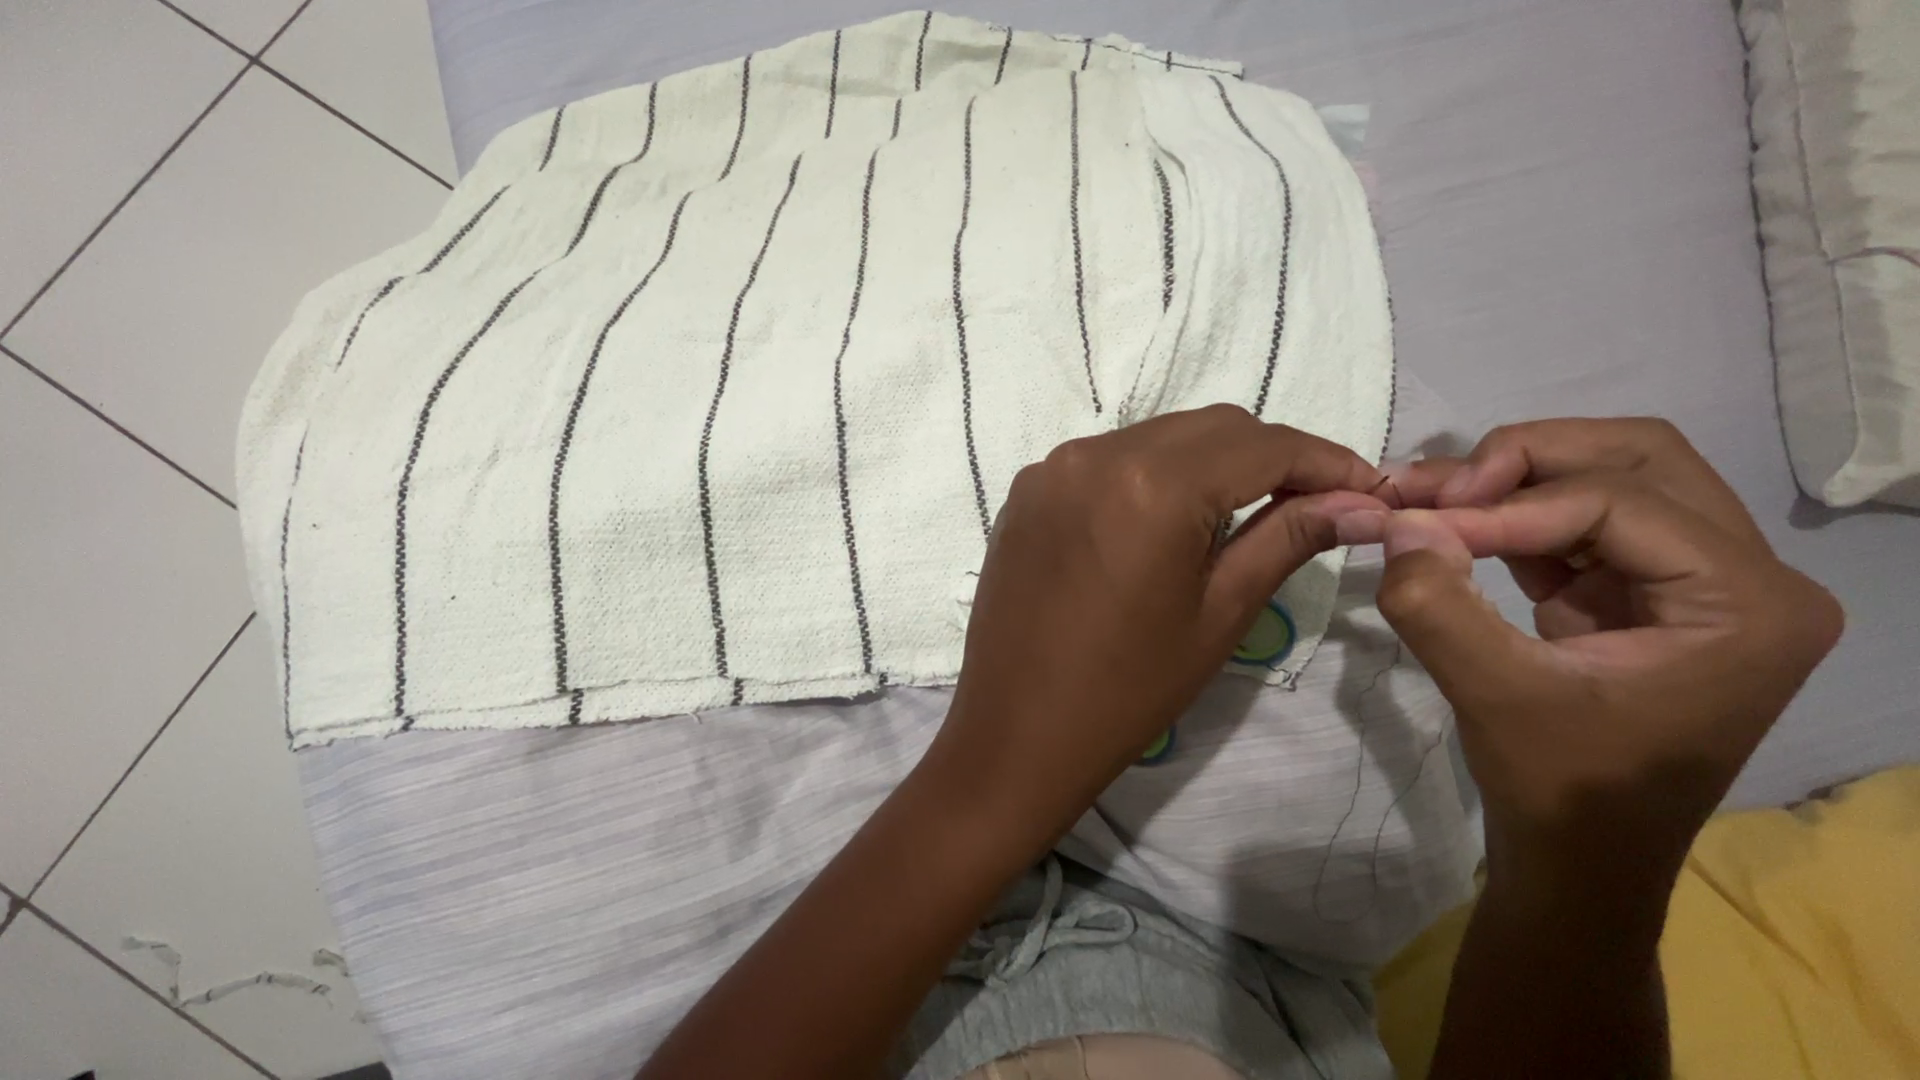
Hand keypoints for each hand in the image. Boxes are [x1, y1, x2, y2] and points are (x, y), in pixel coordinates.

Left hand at [923, 404, 1389, 838]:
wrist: (1016, 733)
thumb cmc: (1129, 689)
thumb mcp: (1220, 612)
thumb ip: (1289, 538)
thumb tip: (1364, 502)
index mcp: (1151, 483)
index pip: (1263, 445)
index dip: (1326, 461)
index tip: (1371, 488)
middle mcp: (1095, 453)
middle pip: (1211, 428)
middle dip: (1271, 457)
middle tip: (1313, 504)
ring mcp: (1051, 469)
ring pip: (1157, 437)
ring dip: (1210, 462)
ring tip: (1246, 512)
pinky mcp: (1026, 492)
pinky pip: (1107, 460)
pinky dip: (1151, 474)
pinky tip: (1167, 520)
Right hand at [1343, 420, 1842, 907]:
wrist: (1579, 857)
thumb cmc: (1559, 788)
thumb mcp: (1491, 694)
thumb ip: (1437, 603)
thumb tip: (1399, 520)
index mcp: (1747, 604)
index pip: (1619, 501)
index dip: (1508, 503)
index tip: (1417, 524)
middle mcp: (1749, 577)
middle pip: (1639, 459)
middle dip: (1528, 459)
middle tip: (1439, 488)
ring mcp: (1701, 582)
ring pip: (1610, 477)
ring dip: (1515, 480)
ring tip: (1431, 500)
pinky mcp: (1647, 593)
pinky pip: (1583, 520)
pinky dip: (1516, 517)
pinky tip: (1457, 531)